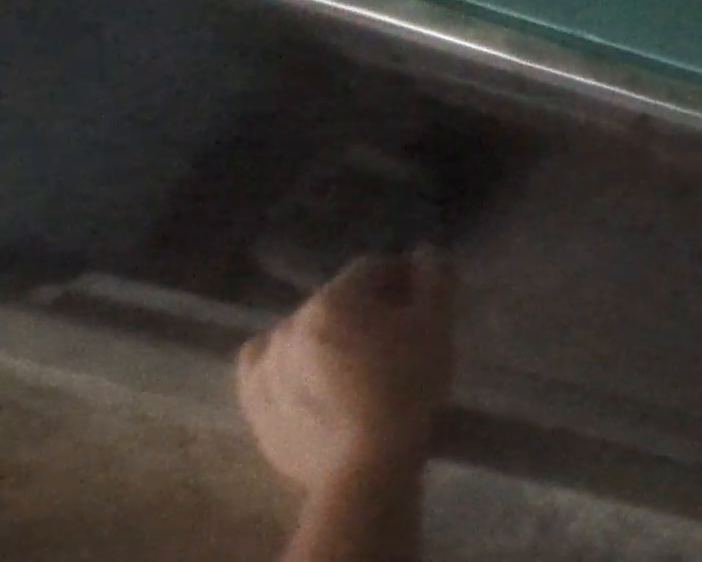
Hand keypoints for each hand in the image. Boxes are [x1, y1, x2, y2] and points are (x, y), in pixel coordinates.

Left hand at [237, 249, 456, 492]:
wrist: (367, 461)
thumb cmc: (408, 382)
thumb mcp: (438, 321)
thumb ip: (435, 276)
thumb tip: (425, 252)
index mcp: (333, 300)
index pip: (373, 268)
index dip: (404, 277)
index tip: (424, 301)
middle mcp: (290, 324)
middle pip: (339, 298)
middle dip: (370, 307)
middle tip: (400, 333)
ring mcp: (263, 366)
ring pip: (306, 331)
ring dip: (334, 335)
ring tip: (362, 363)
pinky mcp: (252, 403)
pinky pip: (269, 365)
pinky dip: (293, 362)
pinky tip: (318, 377)